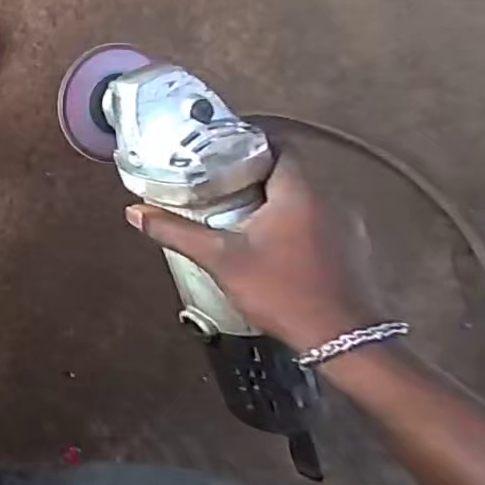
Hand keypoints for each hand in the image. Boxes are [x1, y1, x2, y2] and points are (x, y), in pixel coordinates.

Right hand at [124, 158, 380, 349]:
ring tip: (231, 204)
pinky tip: (263, 236)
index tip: (216, 146)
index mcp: (301, 195)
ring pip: (302, 196)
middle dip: (250, 170)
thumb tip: (134, 212)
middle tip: (212, 175)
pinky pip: (315, 218)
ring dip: (269, 195)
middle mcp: (330, 203)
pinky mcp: (350, 250)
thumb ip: (174, 231)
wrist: (344, 343)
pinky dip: (288, 217)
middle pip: (288, 171)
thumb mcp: (219, 259)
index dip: (249, 141)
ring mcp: (346, 228)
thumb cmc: (281, 291)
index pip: (280, 148)